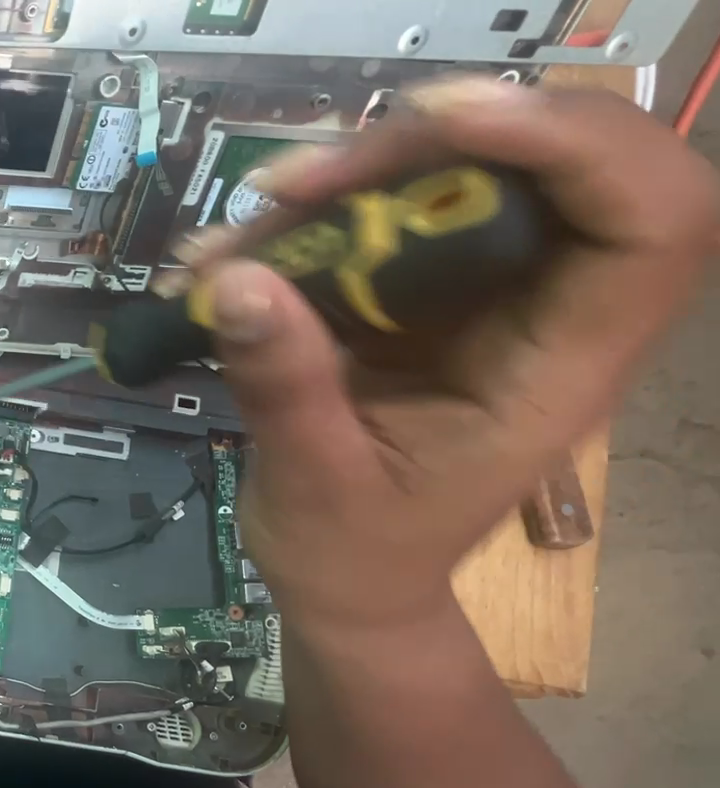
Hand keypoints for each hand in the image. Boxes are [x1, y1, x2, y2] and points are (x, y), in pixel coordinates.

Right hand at [188, 77, 717, 628]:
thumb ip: (286, 383)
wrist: (348, 585)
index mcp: (556, 369)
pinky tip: (221, 264)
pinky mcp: (410, 311)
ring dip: (333, 196)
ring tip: (228, 240)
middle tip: (289, 185)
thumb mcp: (312, 479)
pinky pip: (371, 240)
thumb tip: (234, 283)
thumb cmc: (351, 553)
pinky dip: (296, 238)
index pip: (643, 221)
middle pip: (536, 174)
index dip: (568, 145)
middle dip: (412, 156)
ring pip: (443, 193)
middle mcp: (534, 316)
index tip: (440, 125)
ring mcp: (471, 307)